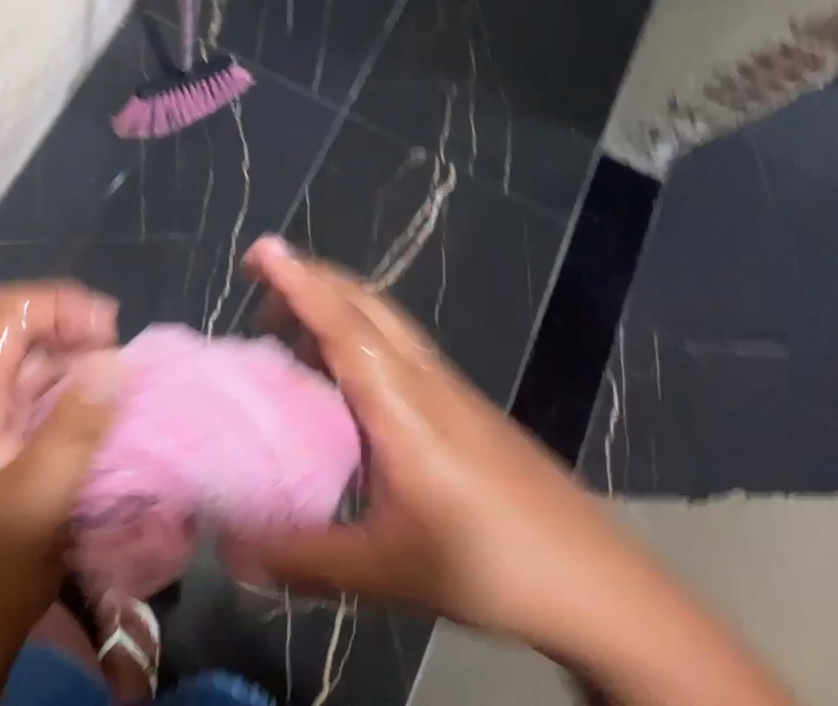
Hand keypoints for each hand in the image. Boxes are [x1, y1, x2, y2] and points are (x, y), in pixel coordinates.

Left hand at [0, 282, 124, 692]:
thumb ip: (74, 429)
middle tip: (107, 335)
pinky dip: (75, 379)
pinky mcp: (16, 439)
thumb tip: (112, 361)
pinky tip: (105, 398)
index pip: (3, 317)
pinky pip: (44, 387)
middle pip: (6, 321)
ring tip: (115, 367)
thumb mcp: (37, 500)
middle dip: (58, 314)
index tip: (108, 332)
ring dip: (69, 346)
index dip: (55, 307)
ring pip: (27, 352)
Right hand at [227, 237, 652, 649]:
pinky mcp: (469, 413)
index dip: (298, 282)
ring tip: (286, 329)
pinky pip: (401, 351)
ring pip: (386, 324)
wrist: (606, 590)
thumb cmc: (492, 567)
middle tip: (258, 284)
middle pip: (366, 305)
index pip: (342, 325)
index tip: (261, 248)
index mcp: (402, 405)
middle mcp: (428, 383)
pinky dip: (358, 339)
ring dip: (335, 307)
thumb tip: (230, 552)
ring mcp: (454, 394)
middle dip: (311, 279)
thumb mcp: (386, 571)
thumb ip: (302, 559)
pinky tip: (344, 383)